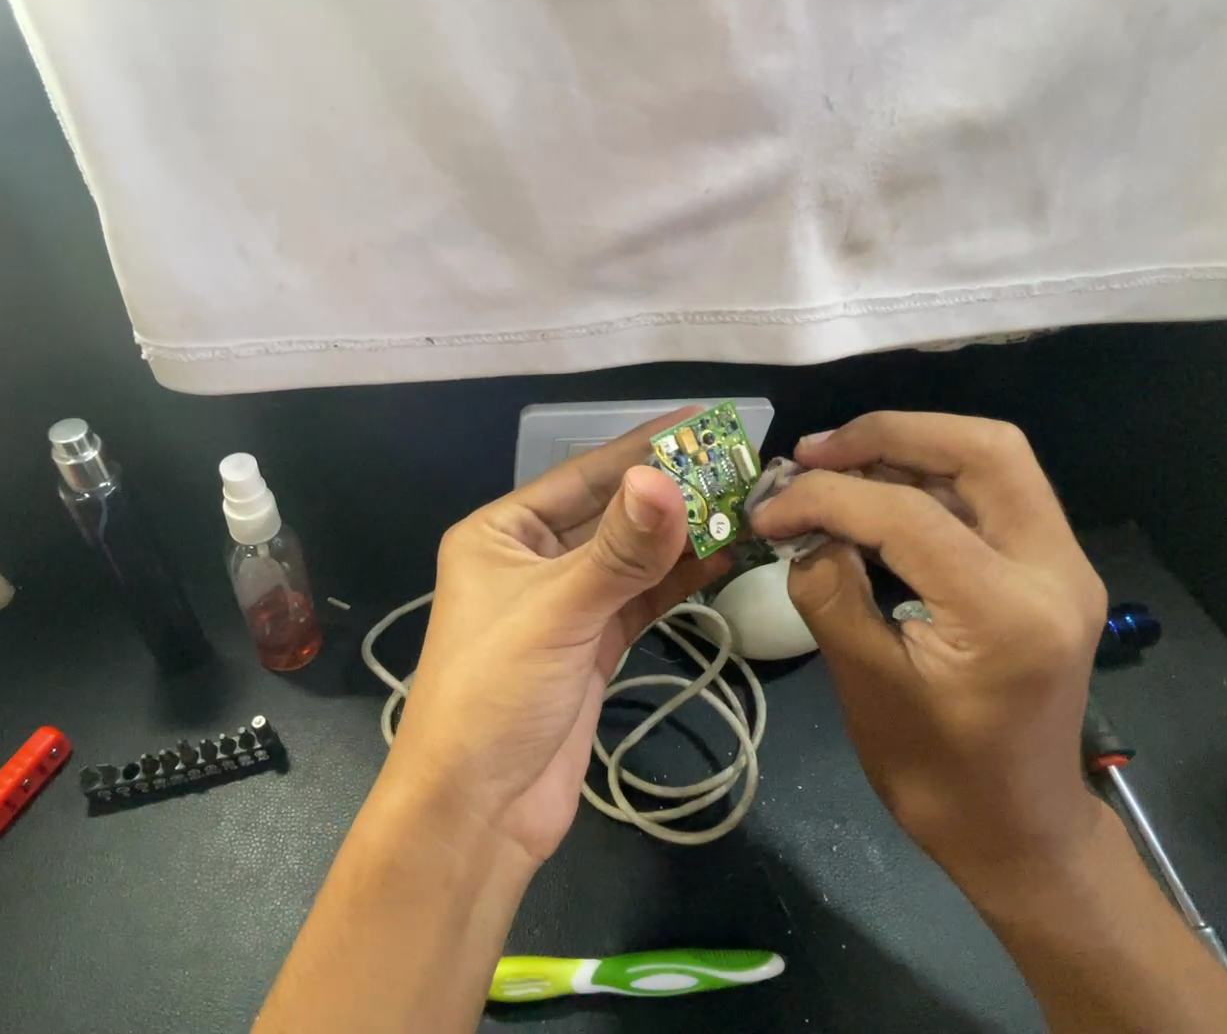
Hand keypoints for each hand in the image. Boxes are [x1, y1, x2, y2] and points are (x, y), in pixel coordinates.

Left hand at [388, 409, 728, 862]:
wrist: (477, 808)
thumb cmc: (494, 693)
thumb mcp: (555, 611)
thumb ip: (618, 549)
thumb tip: (664, 477)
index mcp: (502, 532)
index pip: (583, 475)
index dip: (643, 446)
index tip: (705, 418)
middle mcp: (532, 559)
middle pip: (614, 513)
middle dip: (673, 492)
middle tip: (742, 465)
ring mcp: (566, 603)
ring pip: (633, 557)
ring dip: (685, 536)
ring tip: (748, 507)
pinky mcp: (592, 644)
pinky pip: (641, 597)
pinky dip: (680, 579)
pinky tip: (725, 556)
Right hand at [749, 412, 1107, 885]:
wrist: (1015, 827)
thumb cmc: (935, 773)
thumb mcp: (864, 684)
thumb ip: (828, 592)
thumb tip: (801, 527)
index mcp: (1008, 612)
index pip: (908, 513)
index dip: (825, 497)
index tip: (766, 510)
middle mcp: (1056, 570)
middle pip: (984, 449)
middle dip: (887, 434)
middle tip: (813, 452)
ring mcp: (1062, 565)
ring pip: (991, 461)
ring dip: (906, 449)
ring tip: (830, 464)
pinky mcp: (1048, 569)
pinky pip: (988, 495)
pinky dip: (924, 479)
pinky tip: (869, 494)